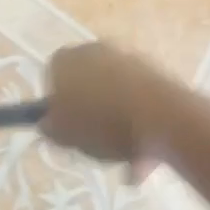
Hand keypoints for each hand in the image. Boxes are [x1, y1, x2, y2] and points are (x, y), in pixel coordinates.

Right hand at [39, 42, 178, 181]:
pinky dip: (139, 121)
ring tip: (127, 159)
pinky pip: (138, 99)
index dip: (58, 107)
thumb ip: (49, 128)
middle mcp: (90, 50)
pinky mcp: (154, 70)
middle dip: (90, 114)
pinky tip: (146, 152)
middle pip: (84, 85)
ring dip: (117, 122)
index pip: (51, 80)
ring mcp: (124, 58)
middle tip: (97, 144)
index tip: (68, 130)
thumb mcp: (64, 134)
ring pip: (114, 95)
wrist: (162, 116)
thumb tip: (47, 124)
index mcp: (63, 59)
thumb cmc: (102, 123)